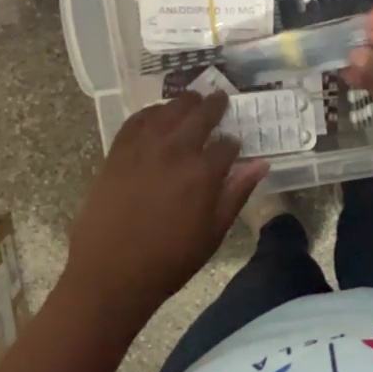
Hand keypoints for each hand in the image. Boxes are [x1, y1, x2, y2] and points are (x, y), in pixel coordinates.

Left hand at [62, 92, 267, 313]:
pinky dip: (150, 112)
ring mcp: (142, 149)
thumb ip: (237, 193)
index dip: (233, 144)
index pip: (226, 145)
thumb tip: (261, 164)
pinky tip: (157, 113)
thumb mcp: (214, 232)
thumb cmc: (169, 260)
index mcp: (203, 173)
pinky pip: (136, 121)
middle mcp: (174, 151)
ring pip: (168, 112)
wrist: (111, 273)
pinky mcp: (117, 153)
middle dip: (214, 106)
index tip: (236, 145)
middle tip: (220, 98)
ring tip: (193, 98)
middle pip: (199, 116)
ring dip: (184, 102)